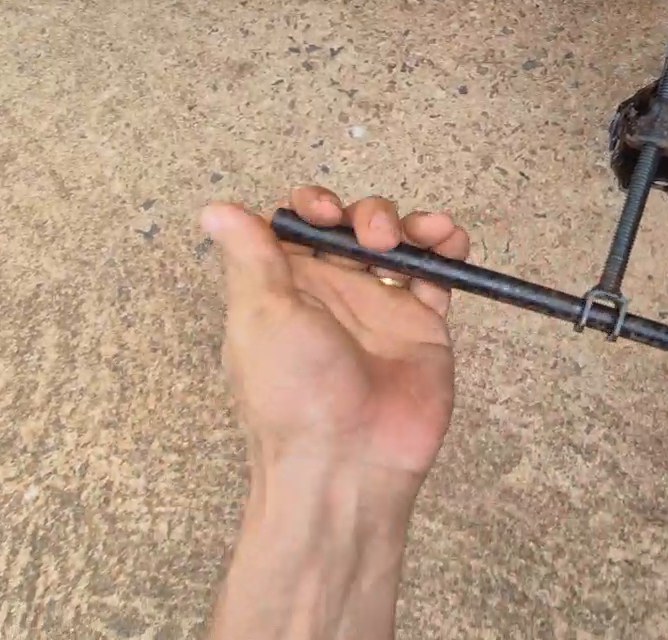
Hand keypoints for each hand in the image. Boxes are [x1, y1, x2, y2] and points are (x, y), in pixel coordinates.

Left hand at [202, 186, 470, 478]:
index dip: (315, 205)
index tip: (326, 212)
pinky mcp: (424, 321)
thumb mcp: (264, 318)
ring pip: (402, 243)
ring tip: (426, 234)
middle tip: (379, 238)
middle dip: (372, 214)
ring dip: (414, 225)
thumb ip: (253, 258)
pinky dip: (448, 250)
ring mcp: (383, 304)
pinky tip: (450, 242)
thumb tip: (217, 209)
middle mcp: (336, 291)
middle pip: (356, 225)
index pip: (300, 226)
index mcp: (289, 287)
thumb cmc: (296, 395)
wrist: (352, 461)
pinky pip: (439, 273)